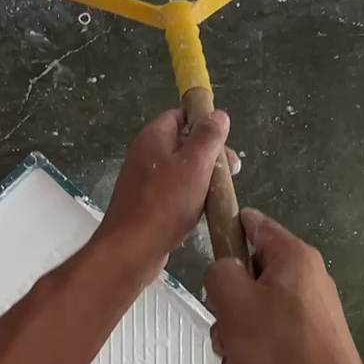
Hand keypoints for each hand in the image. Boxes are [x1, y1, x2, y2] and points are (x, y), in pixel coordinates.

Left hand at [97, 109, 229, 263]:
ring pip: (181, 170)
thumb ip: (208, 137)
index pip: (181, 116)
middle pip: (183, 143)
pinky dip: (191, 197)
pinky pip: (174, 192)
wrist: (132, 249)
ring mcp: (144, 181)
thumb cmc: (166, 203)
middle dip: (209, 154)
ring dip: (203, 178)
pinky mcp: (147, 204)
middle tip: (231, 171)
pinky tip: (203, 211)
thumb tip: (218, 114)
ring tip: (220, 193)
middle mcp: (146, 154)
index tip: (225, 141)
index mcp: (154, 137)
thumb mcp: (195, 164)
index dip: (204, 123)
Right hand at [205, 209, 363, 363]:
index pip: (256, 225)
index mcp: (295, 258)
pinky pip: (273, 339)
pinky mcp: (314, 344)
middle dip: (229, 305)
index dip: (229, 228)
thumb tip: (227, 270)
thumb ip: (221, 273)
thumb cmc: (280, 349)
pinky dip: (256, 357)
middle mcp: (308, 280)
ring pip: (258, 313)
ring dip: (238, 338)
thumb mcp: (235, 303)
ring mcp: (313, 314)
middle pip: (253, 276)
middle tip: (224, 330)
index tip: (207, 242)